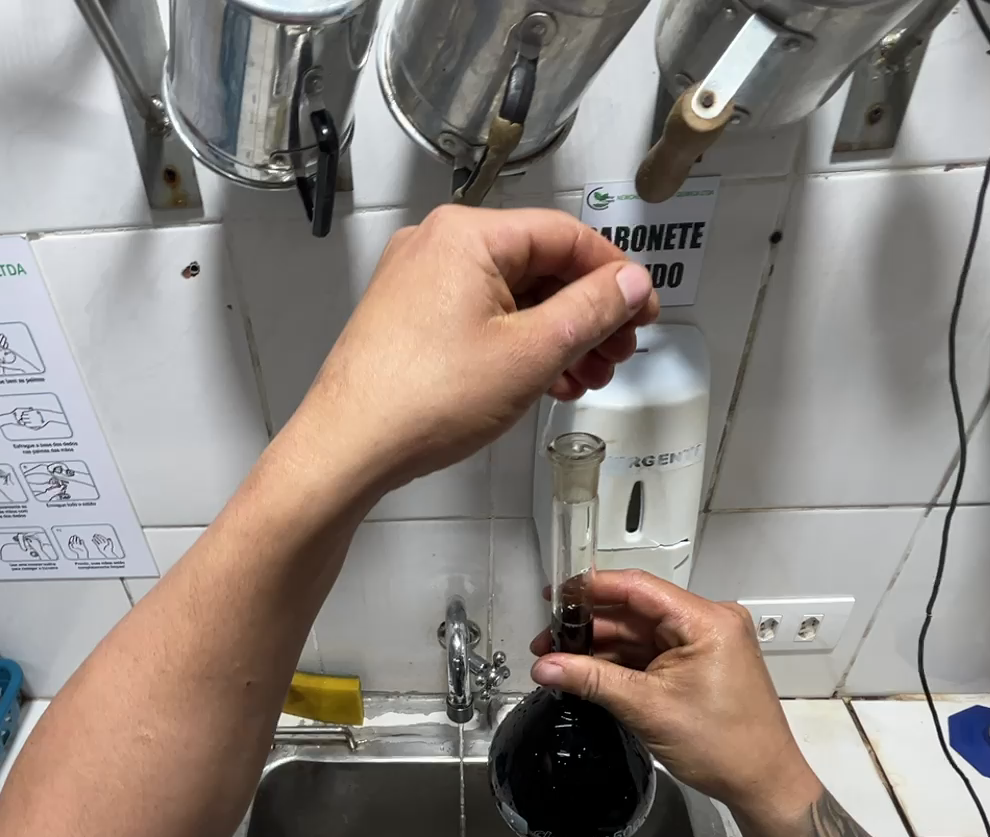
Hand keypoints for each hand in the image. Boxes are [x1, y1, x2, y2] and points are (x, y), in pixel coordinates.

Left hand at [282, 206, 659, 495]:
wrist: (347, 448)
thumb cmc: (422, 400)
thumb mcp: (529, 353)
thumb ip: (590, 310)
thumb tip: (630, 285)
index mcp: (466, 235)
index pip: (565, 236)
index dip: (614, 276)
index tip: (642, 312)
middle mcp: (436, 248)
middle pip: (536, 268)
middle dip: (585, 316)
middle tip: (615, 353)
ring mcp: (416, 285)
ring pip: (508, 299)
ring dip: (553, 337)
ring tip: (582, 378)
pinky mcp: (407, 322)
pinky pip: (477, 321)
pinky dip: (514, 347)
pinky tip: (540, 381)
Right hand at [528, 570, 819, 823]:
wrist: (762, 786)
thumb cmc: (721, 745)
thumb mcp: (646, 707)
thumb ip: (590, 679)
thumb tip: (542, 667)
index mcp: (705, 620)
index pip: (636, 587)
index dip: (590, 588)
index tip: (554, 596)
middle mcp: (706, 621)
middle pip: (633, 609)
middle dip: (587, 625)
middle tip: (545, 642)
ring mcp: (701, 642)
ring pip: (637, 631)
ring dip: (598, 645)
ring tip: (557, 659)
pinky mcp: (695, 662)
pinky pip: (648, 650)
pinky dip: (617, 660)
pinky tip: (585, 670)